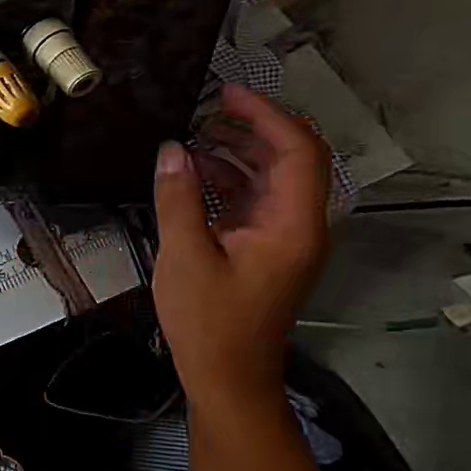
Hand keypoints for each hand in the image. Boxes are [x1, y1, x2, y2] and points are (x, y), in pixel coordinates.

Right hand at [151, 83, 330, 403]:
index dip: (267, 115)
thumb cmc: (209, 322)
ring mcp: (284, 237)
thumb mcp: (185, 255)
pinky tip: (194, 175)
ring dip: (237, 153)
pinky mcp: (265, 247)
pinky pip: (254, 199)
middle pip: (291, 158)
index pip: (298, 150)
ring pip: (271, 177)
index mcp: (293, 225)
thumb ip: (178, 197)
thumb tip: (171, 150)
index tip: (227, 93)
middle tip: (207, 109)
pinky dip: (228, 180)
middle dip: (252, 128)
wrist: (228, 377)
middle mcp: (299, 225)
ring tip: (193, 139)